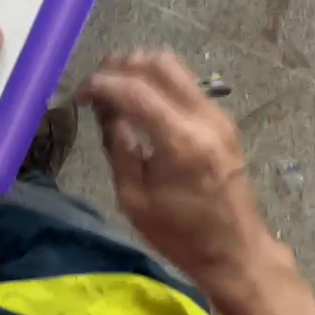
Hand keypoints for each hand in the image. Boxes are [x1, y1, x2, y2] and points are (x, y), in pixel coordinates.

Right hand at [75, 48, 280, 283]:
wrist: (236, 252)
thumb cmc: (180, 235)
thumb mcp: (133, 198)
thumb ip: (117, 146)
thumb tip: (104, 109)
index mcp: (179, 141)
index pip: (133, 90)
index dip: (99, 84)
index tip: (78, 95)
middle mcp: (203, 118)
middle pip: (158, 63)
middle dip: (120, 65)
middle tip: (95, 84)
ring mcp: (217, 116)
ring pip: (174, 67)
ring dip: (139, 69)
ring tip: (113, 88)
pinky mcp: (221, 121)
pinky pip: (184, 84)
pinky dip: (156, 82)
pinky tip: (137, 101)